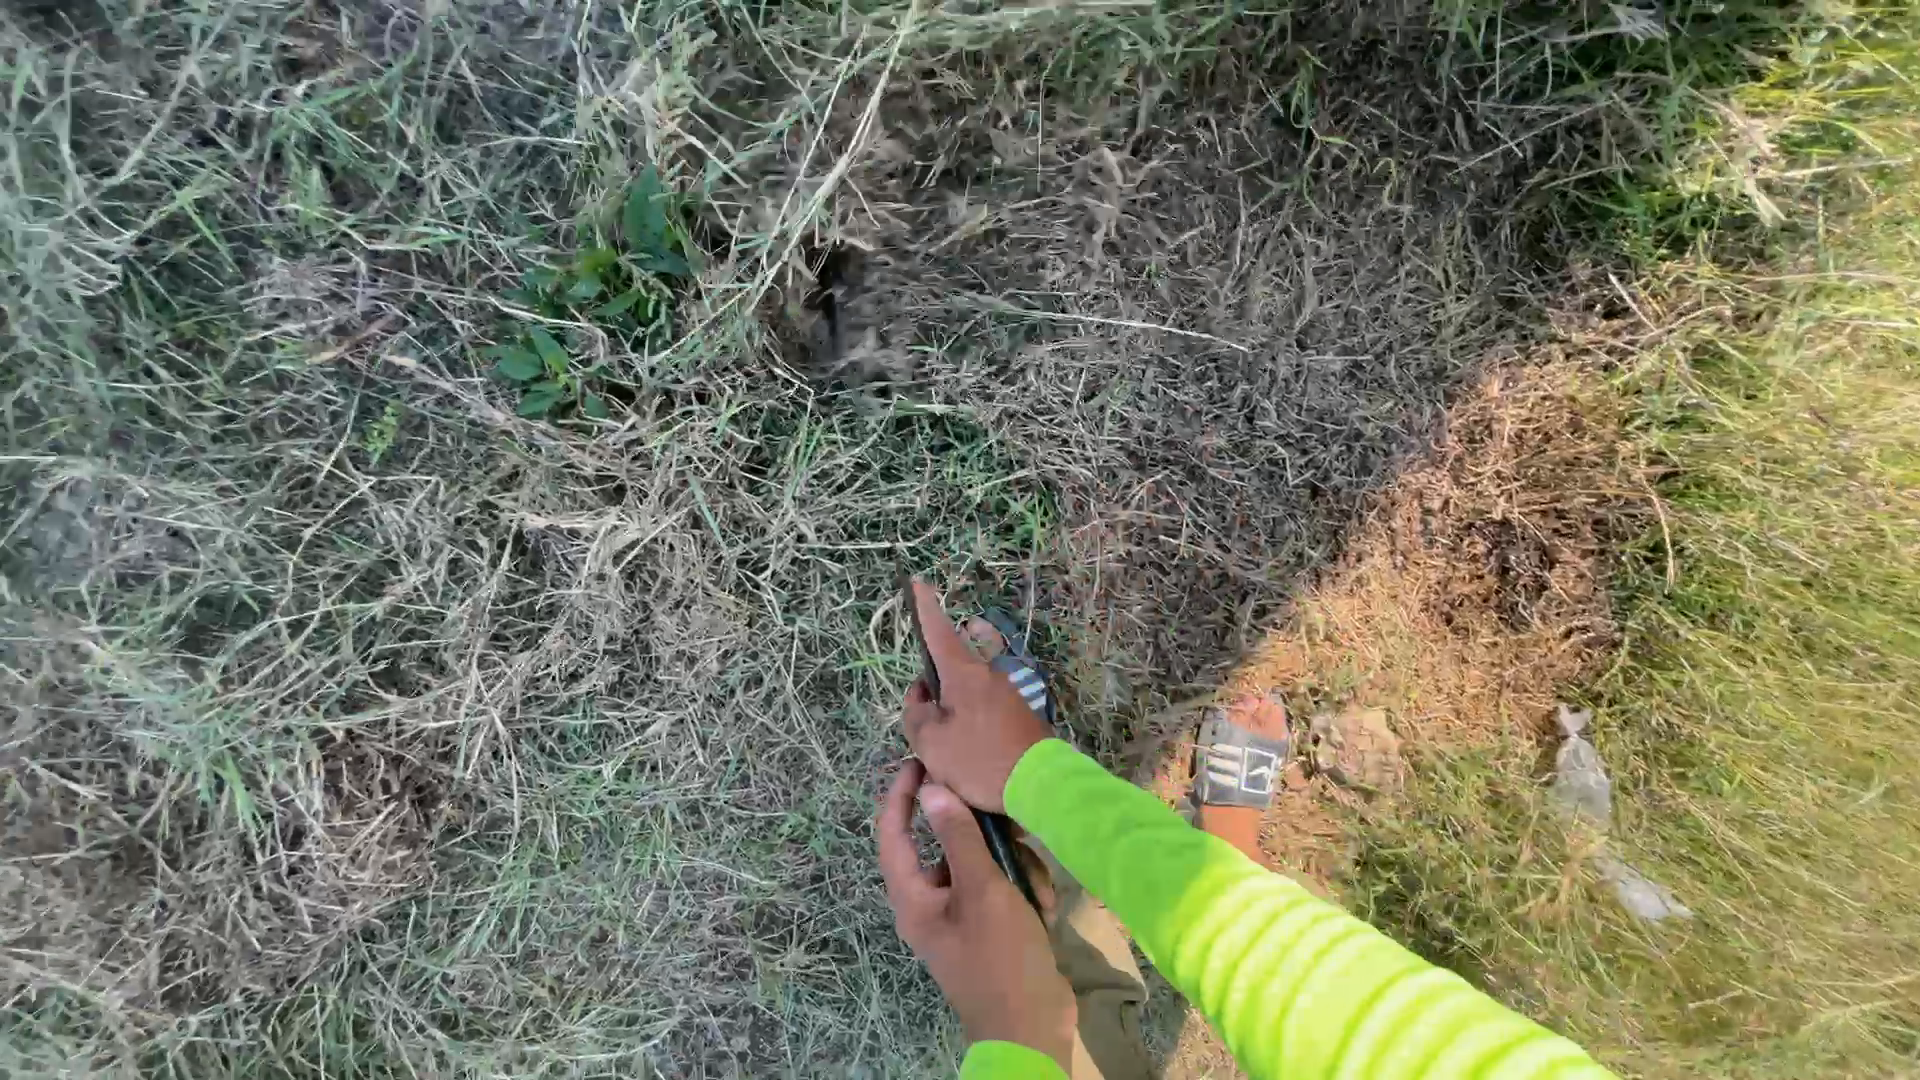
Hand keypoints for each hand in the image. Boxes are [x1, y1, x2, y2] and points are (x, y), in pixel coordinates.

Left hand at [878, 759, 1074, 1069]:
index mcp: (913, 896)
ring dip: (1013, 866)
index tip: (921, 760)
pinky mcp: (989, 925)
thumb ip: (957, 836)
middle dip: (983, 834)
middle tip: (1009, 820)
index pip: (893, 832)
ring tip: (1036, 886)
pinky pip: (1000, 887)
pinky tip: (1042, 906)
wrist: (1033, 1030)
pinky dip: (1022, 889)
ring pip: (981, 862)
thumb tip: (929, 789)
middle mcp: (930, 903)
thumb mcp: (982, 889)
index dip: (902, 793)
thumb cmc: (999, 957)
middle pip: (946, 844)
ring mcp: (960, 915)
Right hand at [903, 580, 1051, 811]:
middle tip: (925, 728)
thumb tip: (921, 699)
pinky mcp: (1018, 714)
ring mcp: (1007, 693)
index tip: (917, 583)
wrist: (1042, 785)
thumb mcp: (931, 744)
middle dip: (931, 691)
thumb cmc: (981, 761)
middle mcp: (987, 675)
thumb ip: (916, 716)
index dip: (924, 607)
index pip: (938, 631)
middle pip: (948, 671)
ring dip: (951, 713)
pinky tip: (970, 757)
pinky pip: (982, 711)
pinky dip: (969, 725)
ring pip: (965, 694)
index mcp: (964, 673)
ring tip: (948, 753)